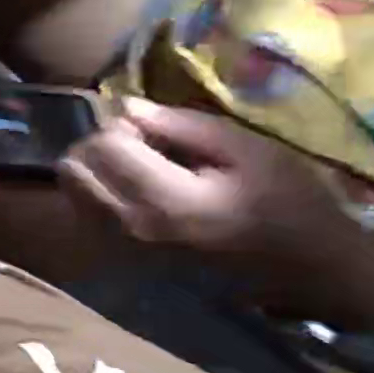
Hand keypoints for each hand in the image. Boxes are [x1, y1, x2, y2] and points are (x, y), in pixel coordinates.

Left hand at [59, 98, 359, 268]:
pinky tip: (130, 187)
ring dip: (91, 166)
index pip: (104, 146)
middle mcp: (128, 223)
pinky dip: (92, 188)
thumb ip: (182, 125)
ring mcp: (117, 241)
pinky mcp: (116, 251)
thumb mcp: (251, 150)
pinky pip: (79, 208)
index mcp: (166, 199)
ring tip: (135, 165)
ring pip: (69, 186)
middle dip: (98, 144)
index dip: (123, 126)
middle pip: (73, 165)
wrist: (305, 267)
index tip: (156, 129)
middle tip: (140, 144)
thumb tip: (125, 105)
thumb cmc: (288, 202)